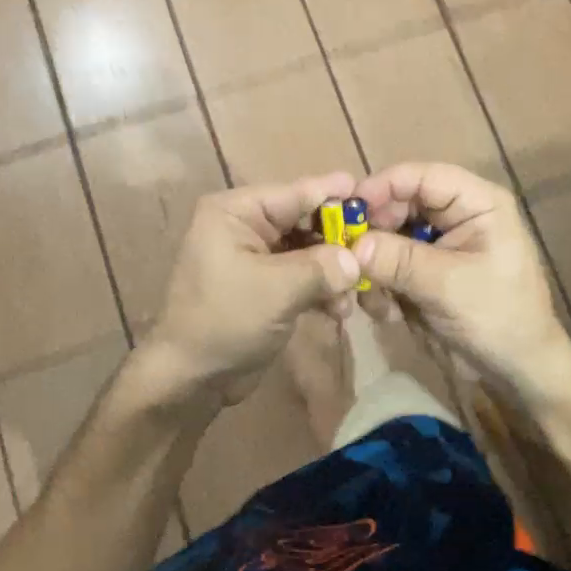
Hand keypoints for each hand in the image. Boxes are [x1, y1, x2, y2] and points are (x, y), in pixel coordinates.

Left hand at [147, 172, 362, 404]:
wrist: (192, 377)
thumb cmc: (226, 320)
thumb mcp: (277, 289)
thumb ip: (321, 266)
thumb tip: (358, 257)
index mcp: (236, 212)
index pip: (295, 193)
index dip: (336, 195)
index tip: (377, 196)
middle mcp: (243, 226)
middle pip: (304, 220)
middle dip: (339, 239)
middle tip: (378, 249)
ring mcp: (253, 257)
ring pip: (307, 250)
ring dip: (333, 270)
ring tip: (358, 292)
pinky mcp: (263, 285)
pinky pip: (300, 275)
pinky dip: (321, 288)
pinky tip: (340, 309)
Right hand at [351, 163, 570, 412]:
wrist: (516, 372)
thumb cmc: (498, 319)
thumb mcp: (448, 287)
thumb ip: (399, 261)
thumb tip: (350, 245)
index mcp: (476, 203)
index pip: (421, 176)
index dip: (382, 186)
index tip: (346, 210)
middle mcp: (454, 215)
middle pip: (397, 204)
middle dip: (371, 231)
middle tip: (347, 258)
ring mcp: (436, 244)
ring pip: (386, 236)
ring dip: (373, 265)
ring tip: (370, 296)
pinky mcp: (422, 271)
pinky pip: (387, 264)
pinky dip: (379, 285)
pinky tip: (387, 313)